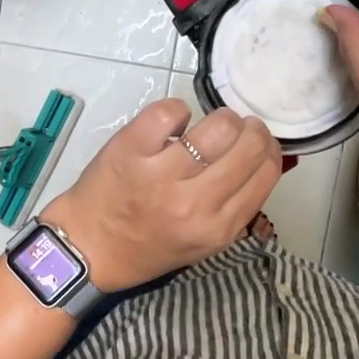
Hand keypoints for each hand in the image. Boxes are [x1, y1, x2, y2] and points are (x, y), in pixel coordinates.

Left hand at [39, 100, 281, 289]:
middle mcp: (194, 202)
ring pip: (218, 125)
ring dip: (220, 118)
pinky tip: (172, 124)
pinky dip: (177, 110)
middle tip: (236, 130)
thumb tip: (266, 158)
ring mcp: (160, 174)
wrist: (88, 247)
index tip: (259, 143)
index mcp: (218, 227)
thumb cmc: (150, 245)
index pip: (266, 172)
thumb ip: (237, 207)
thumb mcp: (204, 243)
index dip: (269, 149)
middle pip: (250, 145)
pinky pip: (171, 110)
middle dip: (250, 129)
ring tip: (206, 127)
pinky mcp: (131, 149)